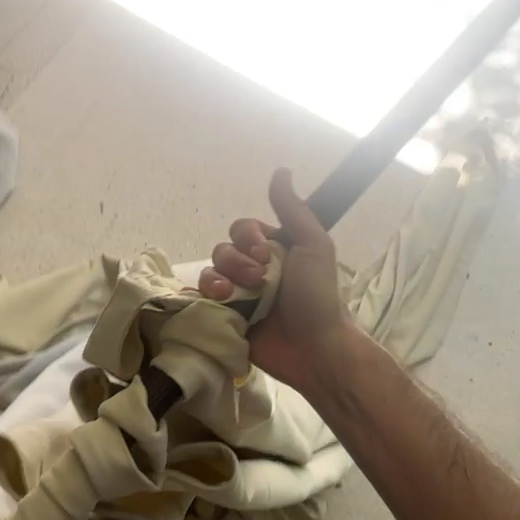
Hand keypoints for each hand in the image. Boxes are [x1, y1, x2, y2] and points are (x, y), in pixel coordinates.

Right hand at [198, 168, 353, 393]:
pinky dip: (203, 297)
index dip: (247, 238)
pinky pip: (201, 299)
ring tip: (238, 297)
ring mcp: (237, 295)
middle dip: (237, 262)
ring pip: (210, 272)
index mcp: (271, 250)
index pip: (241, 229)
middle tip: (260, 280)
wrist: (316, 349)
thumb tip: (281, 169)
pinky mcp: (226, 318)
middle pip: (222, 249)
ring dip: (221, 280)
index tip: (265, 251)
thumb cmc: (318, 296)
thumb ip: (293, 208)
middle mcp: (251, 269)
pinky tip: (217, 303)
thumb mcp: (313, 245)